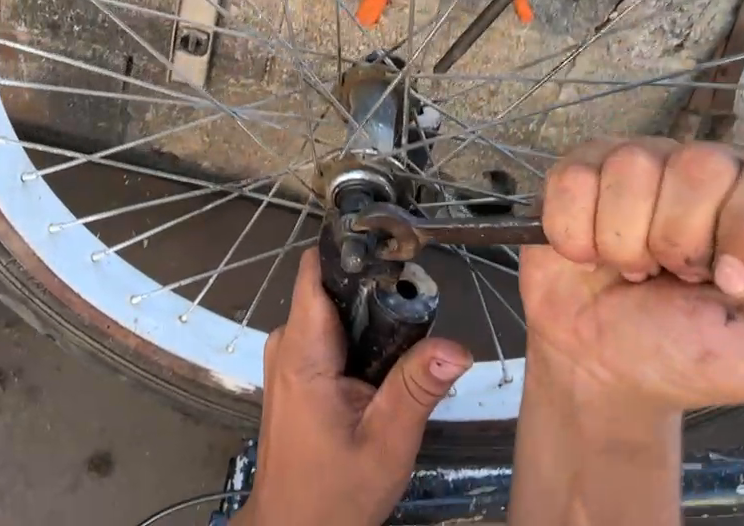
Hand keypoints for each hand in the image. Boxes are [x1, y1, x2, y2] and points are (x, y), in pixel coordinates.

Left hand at [234, 249, 472, 525]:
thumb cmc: (333, 495)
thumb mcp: (386, 443)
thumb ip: (416, 389)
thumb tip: (456, 348)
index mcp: (302, 350)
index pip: (316, 270)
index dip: (351, 251)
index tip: (393, 249)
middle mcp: (287, 343)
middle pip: (331, 288)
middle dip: (373, 290)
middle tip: (417, 306)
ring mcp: (287, 357)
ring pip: (333, 311)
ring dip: (368, 318)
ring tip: (407, 338)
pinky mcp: (295, 373)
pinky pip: (328, 335)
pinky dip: (357, 340)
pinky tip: (384, 363)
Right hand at [522, 138, 743, 412]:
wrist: (601, 368)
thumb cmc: (694, 356)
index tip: (732, 283)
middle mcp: (708, 172)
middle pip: (701, 162)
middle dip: (683, 240)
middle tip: (678, 278)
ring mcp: (639, 163)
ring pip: (633, 166)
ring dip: (626, 243)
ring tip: (635, 271)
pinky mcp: (579, 170)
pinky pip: (574, 179)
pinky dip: (577, 234)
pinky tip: (590, 256)